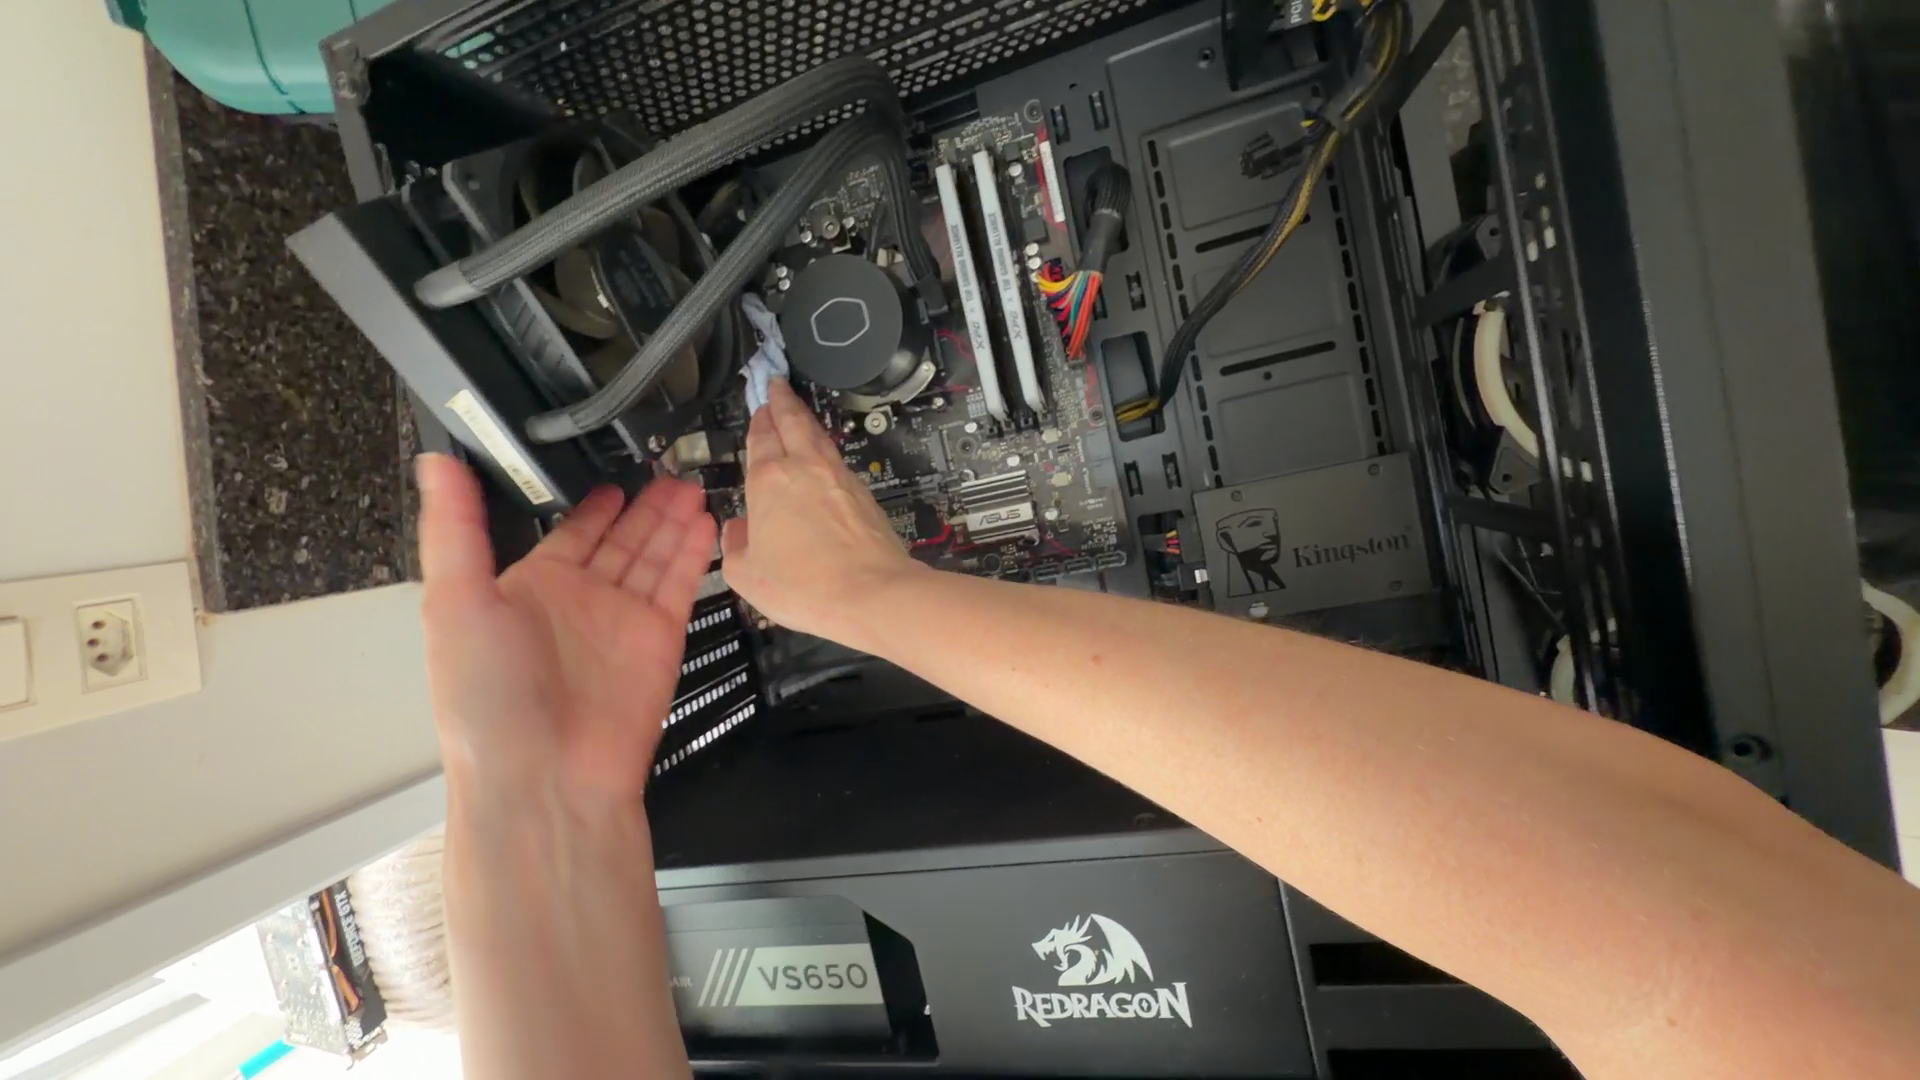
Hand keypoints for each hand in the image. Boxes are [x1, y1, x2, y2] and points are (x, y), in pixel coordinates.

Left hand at [415, 454, 716, 808]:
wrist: (547, 774)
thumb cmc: (487, 701)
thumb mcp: (454, 602)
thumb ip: (454, 529)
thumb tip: (436, 464)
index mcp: (531, 591)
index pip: (572, 536)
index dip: (595, 509)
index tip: (615, 483)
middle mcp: (582, 602)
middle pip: (623, 540)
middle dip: (647, 507)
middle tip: (669, 475)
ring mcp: (625, 619)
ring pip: (656, 555)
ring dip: (675, 521)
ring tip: (692, 488)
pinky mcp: (661, 636)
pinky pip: (681, 582)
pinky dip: (695, 552)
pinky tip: (705, 523)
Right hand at [720, 379, 922, 643]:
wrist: (871, 594)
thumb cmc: (805, 586)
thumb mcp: (746, 574)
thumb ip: (734, 546)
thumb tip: (737, 531)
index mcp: (769, 480)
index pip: (761, 436)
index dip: (759, 417)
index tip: (759, 402)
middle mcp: (806, 469)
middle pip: (794, 423)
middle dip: (784, 402)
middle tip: (778, 386)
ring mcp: (840, 479)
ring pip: (820, 438)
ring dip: (807, 421)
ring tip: (799, 413)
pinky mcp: (864, 495)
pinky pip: (839, 462)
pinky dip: (827, 452)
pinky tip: (825, 461)